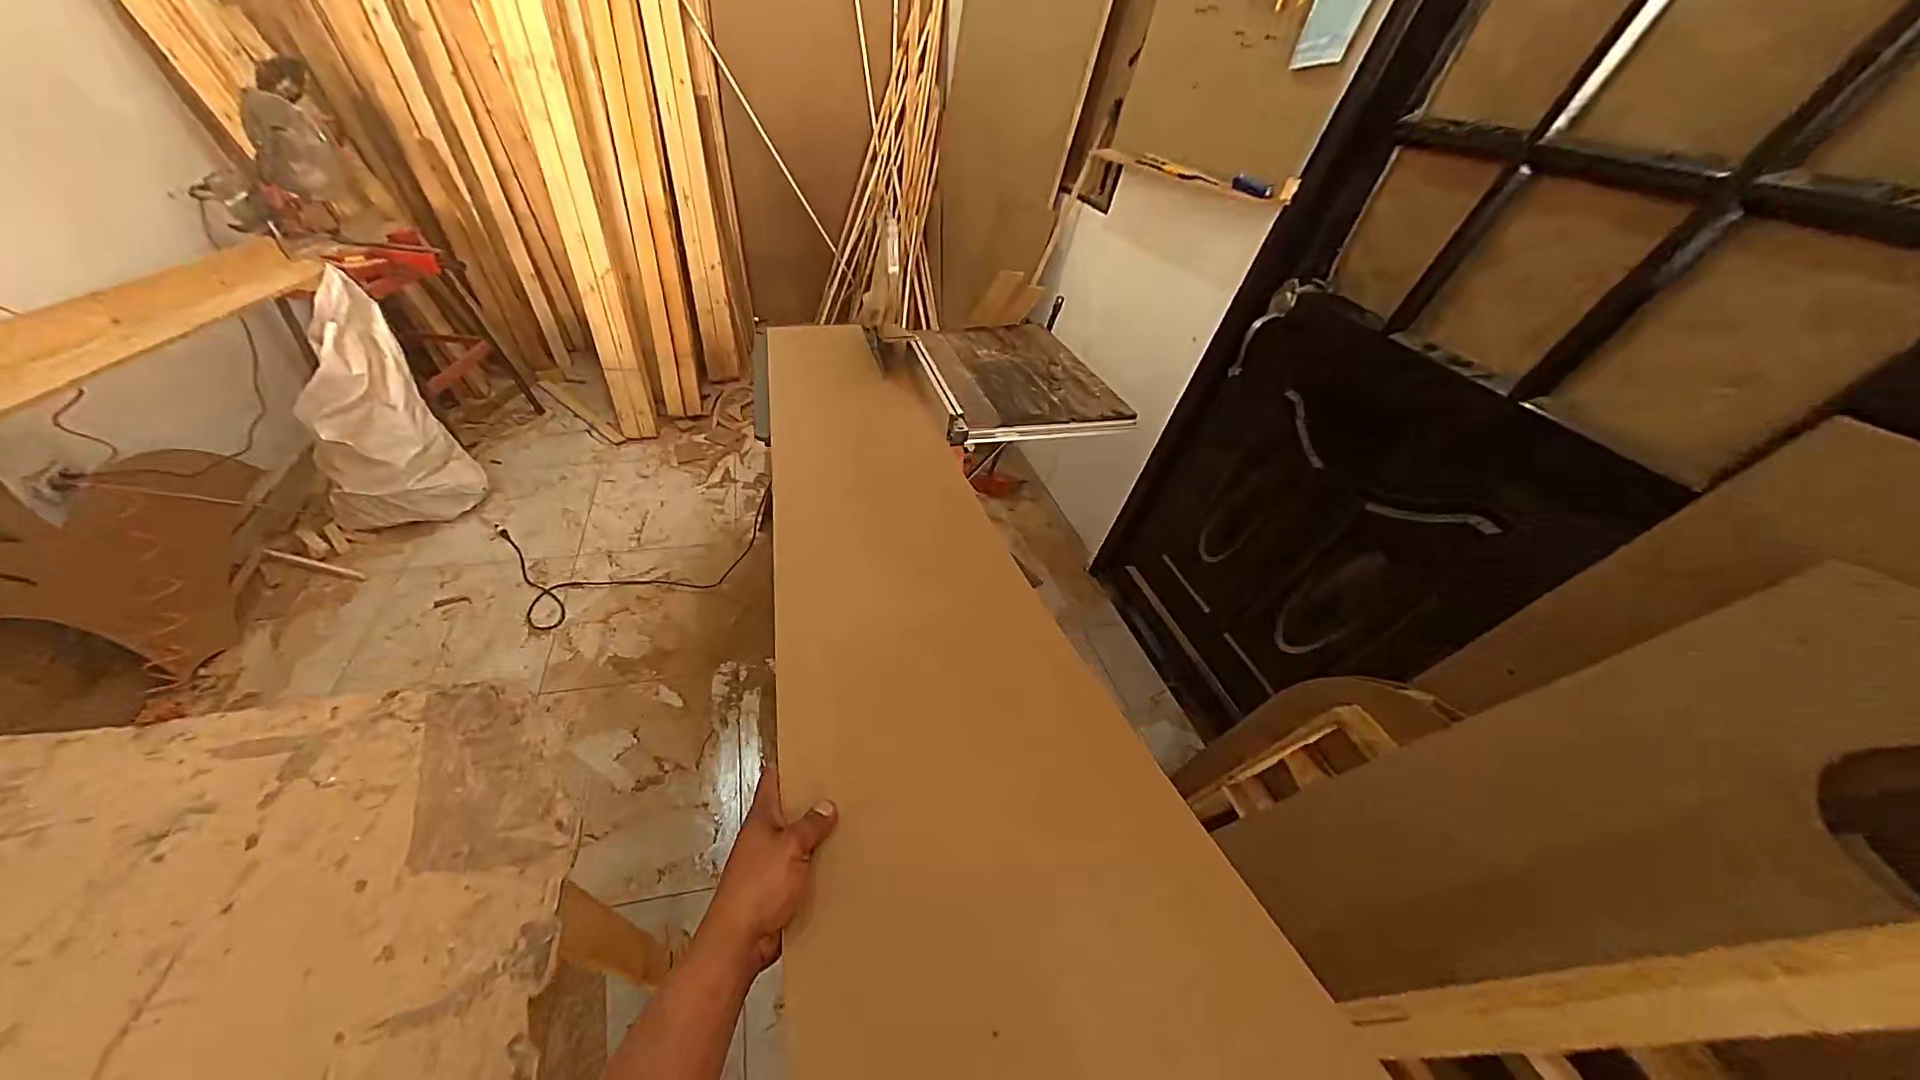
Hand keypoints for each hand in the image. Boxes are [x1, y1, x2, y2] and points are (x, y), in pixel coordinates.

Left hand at [698, 763, 837, 972]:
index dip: (787, 763)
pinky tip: (841, 861)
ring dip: (817, 835)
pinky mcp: (779, 888)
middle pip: (788, 809)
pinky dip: (818, 864)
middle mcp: (764, 836)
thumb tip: (827, 805)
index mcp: (761, 818)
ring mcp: (770, 863)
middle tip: (842, 784)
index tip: (809, 749)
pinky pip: (803, 868)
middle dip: (811, 799)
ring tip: (849, 819)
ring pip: (798, 840)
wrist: (740, 941)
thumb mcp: (790, 847)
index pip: (772, 780)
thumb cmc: (760, 886)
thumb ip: (809, 826)